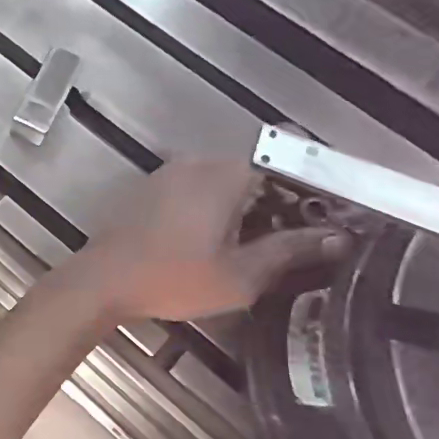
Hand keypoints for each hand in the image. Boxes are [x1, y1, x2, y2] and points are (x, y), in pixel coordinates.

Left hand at [59, 159, 346, 321]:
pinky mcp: (154, 188)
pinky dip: (222, 206)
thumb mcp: (239, 275)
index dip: (317, 183)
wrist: (101, 281)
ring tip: (272, 242)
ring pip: (228, 179)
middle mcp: (198, 161)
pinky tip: (228, 239)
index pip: (288, 158)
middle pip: (259, 168)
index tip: (335, 212)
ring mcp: (171, 172)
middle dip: (287, 197)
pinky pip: (201, 187)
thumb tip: (337, 238)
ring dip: (253, 204)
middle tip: (308, 235)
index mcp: (225, 173)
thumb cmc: (171, 279)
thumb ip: (289, 251)